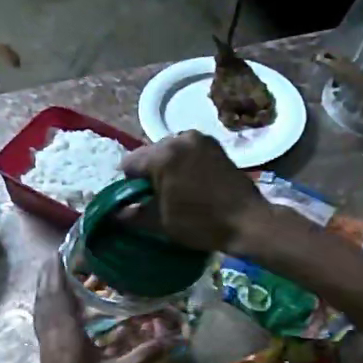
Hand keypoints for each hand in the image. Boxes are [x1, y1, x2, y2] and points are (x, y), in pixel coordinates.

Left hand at [34, 263, 171, 362]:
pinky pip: (42, 319)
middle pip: (47, 296)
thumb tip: (175, 339)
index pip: (60, 295)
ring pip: (42, 307)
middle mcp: (52, 334)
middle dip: (51, 273)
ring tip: (55, 269)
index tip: (63, 249)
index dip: (60, 271)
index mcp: (67, 335)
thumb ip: (145, 355)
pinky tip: (54, 303)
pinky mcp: (46, 352)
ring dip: (47, 286)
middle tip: (60, 251)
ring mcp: (46, 343)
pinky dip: (47, 303)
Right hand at [119, 131, 268, 252]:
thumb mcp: (162, 223)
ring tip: (177, 191)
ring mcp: (200, 139)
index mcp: (162, 155)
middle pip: (150, 154)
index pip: (129, 164)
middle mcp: (179, 138)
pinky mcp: (215, 145)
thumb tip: (114, 213)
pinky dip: (184, 163)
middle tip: (157, 197)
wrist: (248, 222)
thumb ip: (134, 215)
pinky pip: (188, 151)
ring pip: (169, 150)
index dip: (129, 184)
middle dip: (149, 173)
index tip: (137, 201)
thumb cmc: (202, 224)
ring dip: (167, 167)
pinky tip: (192, 183)